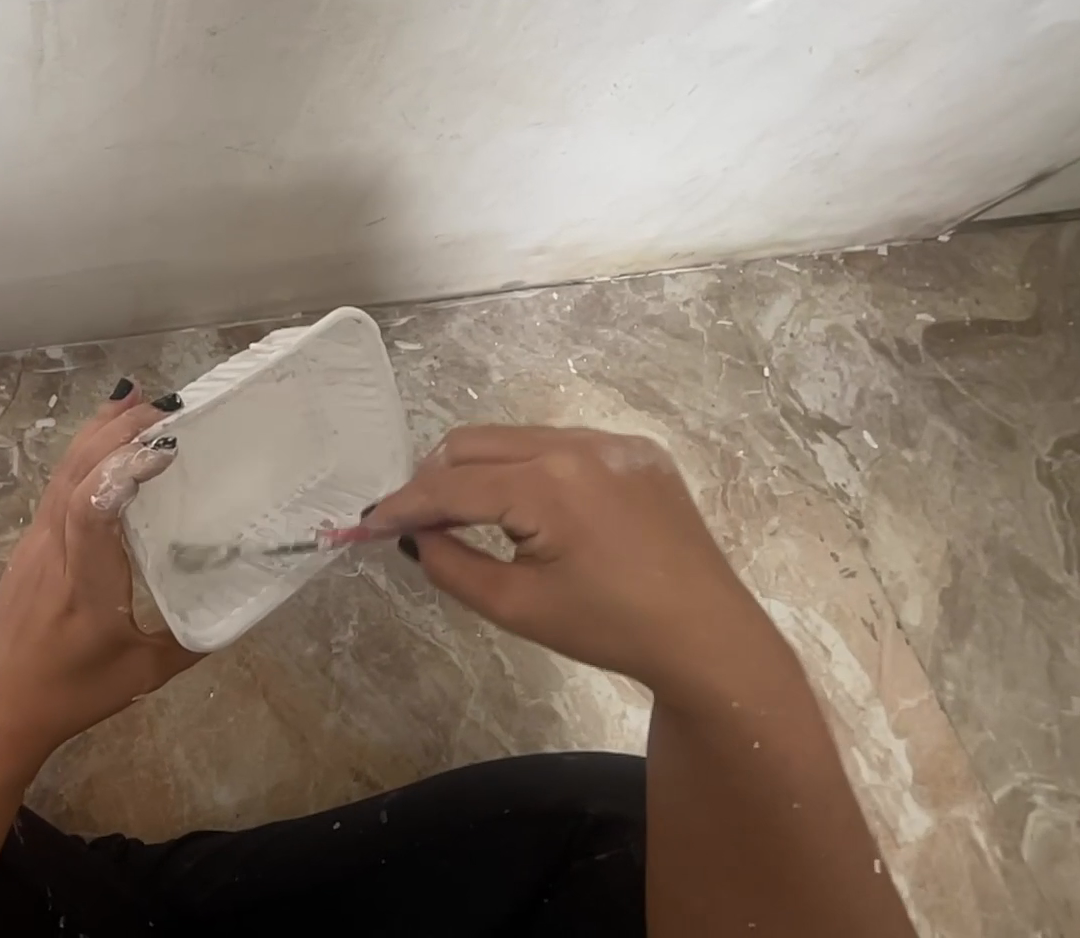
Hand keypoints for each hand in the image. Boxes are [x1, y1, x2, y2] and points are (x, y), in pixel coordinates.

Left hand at [0, 382, 200, 764]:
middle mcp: (54, 549)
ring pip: (63, 471)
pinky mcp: (31, 541)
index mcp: (85, 583)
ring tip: (141, 404)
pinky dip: (85, 453)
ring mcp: (36, 540)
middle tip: (167, 407)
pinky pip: (58, 483)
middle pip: (75, 472)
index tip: (165, 446)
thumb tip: (237, 606)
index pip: (91, 510)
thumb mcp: (143, 675)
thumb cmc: (69, 692)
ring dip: (100, 432)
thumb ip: (191, 640)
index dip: (122, 469)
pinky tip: (106, 440)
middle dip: (118, 431)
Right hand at [363, 425, 787, 703]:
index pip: (451, 486)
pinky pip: (551, 444)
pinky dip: (517, 468)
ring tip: (460, 514)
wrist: (712, 641)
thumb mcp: (513, 606)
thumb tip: (412, 533)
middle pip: (471, 444)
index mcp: (550, 485)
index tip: (367, 523)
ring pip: (508, 438)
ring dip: (472, 471)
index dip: (403, 505)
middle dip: (432, 480)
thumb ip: (447, 563)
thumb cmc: (609, 630)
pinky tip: (519, 506)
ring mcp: (610, 440)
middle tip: (412, 521)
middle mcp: (578, 445)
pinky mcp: (632, 448)